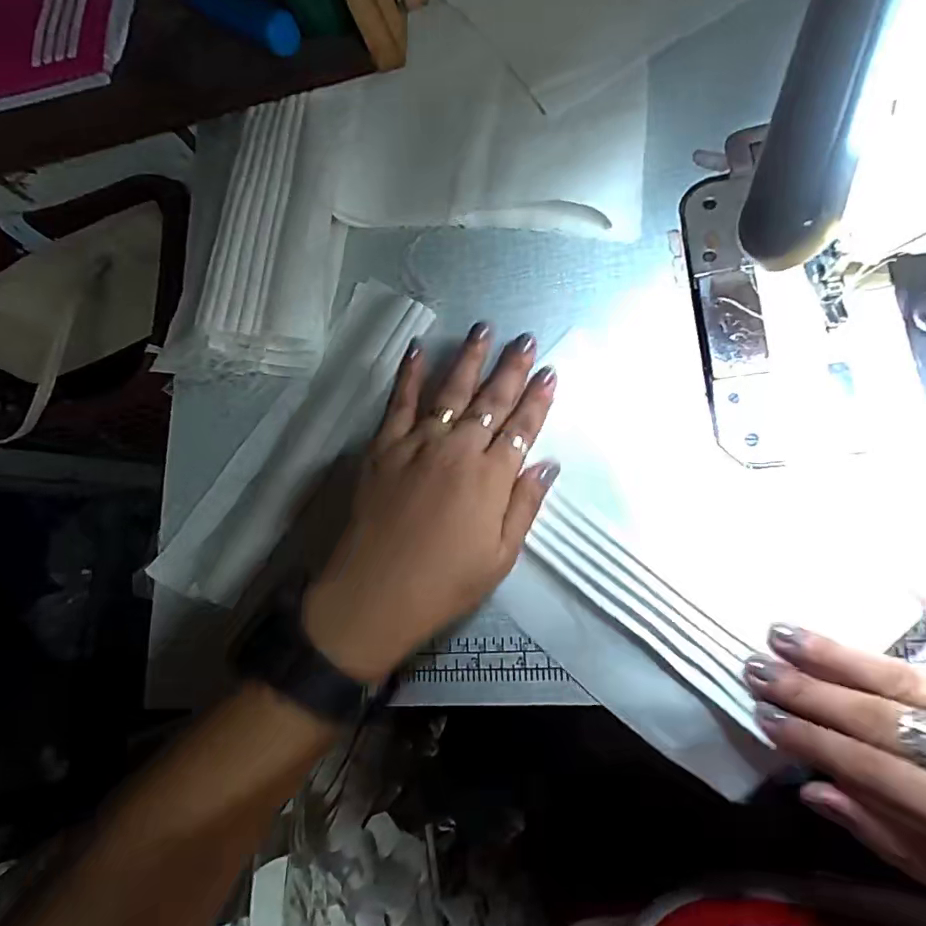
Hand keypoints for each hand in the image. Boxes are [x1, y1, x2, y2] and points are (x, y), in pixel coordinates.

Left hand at [301, 323, 558, 681]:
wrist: (375, 595)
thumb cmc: (447, 583)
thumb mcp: (501, 556)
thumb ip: (525, 505)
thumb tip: (547, 465)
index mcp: (492, 477)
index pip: (523, 428)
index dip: (539, 400)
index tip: (550, 373)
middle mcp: (459, 450)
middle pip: (491, 401)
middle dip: (511, 368)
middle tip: (525, 339)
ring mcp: (418, 445)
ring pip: (450, 391)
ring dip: (469, 359)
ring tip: (483, 330)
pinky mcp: (384, 448)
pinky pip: (400, 403)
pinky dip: (410, 375)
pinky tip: (418, 350)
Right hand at [746, 622, 925, 925]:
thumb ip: (901, 844)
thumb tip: (817, 792)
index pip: (877, 771)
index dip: (812, 740)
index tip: (763, 713)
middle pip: (888, 717)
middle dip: (811, 688)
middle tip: (756, 661)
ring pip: (920, 677)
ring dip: (846, 653)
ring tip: (790, 631)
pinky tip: (904, 577)